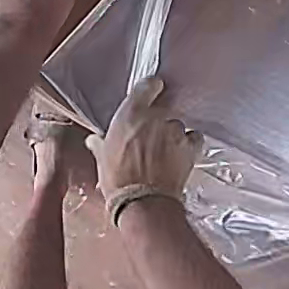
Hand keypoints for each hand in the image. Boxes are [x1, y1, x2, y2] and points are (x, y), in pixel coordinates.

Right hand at [87, 77, 201, 207]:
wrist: (143, 202)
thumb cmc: (118, 179)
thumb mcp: (102, 158)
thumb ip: (100, 143)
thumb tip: (95, 140)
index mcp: (131, 113)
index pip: (148, 85)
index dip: (151, 88)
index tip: (151, 91)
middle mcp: (156, 117)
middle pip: (162, 109)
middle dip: (157, 120)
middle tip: (148, 136)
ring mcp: (175, 131)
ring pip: (176, 125)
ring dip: (171, 134)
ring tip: (162, 151)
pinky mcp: (190, 148)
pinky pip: (193, 138)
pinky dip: (188, 144)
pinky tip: (179, 154)